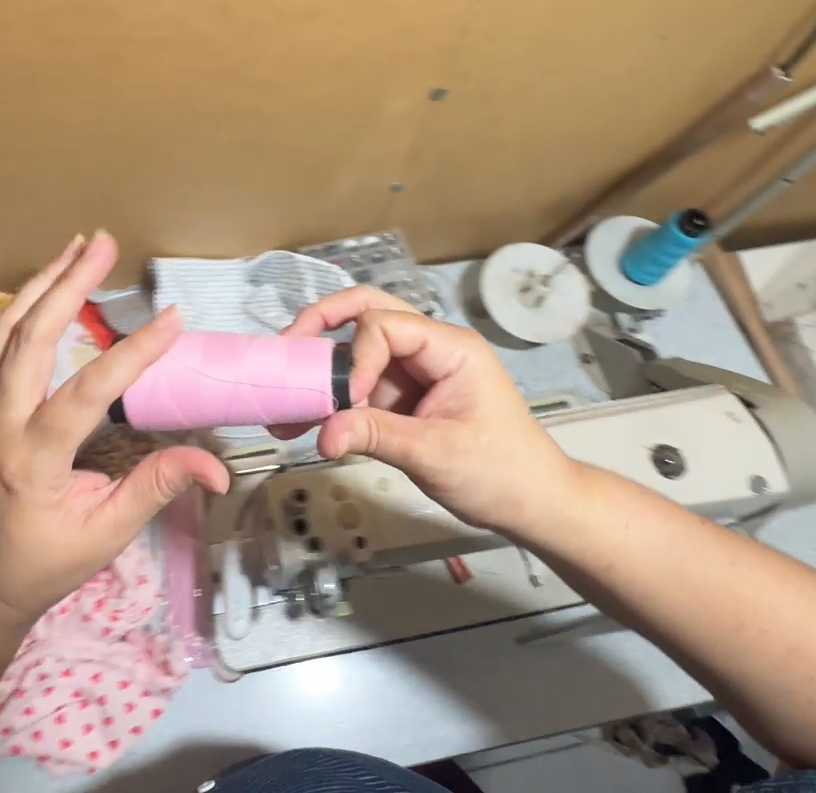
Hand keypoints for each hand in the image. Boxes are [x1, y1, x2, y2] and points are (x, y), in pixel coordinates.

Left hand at [0, 231, 230, 634]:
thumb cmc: (48, 558)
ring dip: (45, 281)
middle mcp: (0, 422)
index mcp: (32, 459)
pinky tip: (50, 278)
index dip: (132, 354)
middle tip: (105, 243)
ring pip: (9, 328)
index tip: (172, 319)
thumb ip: (157, 488)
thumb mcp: (106, 533)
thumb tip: (218, 470)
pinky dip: (26, 301)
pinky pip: (1, 339)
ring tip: (80, 245)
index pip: (85, 393)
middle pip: (31, 338)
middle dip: (70, 284)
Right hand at [278, 286, 577, 535]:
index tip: (347, 400)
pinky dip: (331, 399)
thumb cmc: (501, 472)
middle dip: (322, 324)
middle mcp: (429, 348)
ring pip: (356, 350)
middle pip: (367, 311)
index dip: (356, 356)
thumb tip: (322, 435)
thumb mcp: (436, 454)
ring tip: (283, 394)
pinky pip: (359, 386)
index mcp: (449, 347)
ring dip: (320, 368)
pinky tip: (302, 420)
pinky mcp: (403, 398)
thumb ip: (377, 436)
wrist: (532, 504)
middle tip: (285, 348)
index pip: (385, 324)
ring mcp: (414, 372)